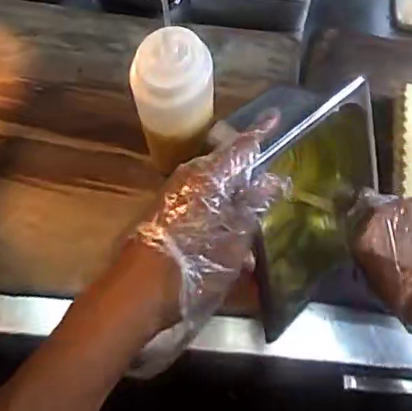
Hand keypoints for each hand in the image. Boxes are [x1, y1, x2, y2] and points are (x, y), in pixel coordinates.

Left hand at [132, 117, 285, 349]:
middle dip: (249, 175)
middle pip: (226, 166)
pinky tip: (228, 243)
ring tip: (252, 223)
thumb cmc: (193, 265)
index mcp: (209, 175)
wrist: (136, 294)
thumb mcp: (234, 240)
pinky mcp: (164, 212)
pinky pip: (199, 204)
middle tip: (271, 185)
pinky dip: (216, 215)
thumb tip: (273, 179)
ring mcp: (174, 194)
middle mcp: (190, 176)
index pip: (242, 146)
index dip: (261, 131)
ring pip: (213, 187)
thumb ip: (254, 206)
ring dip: (233, 202)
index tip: (276, 115)